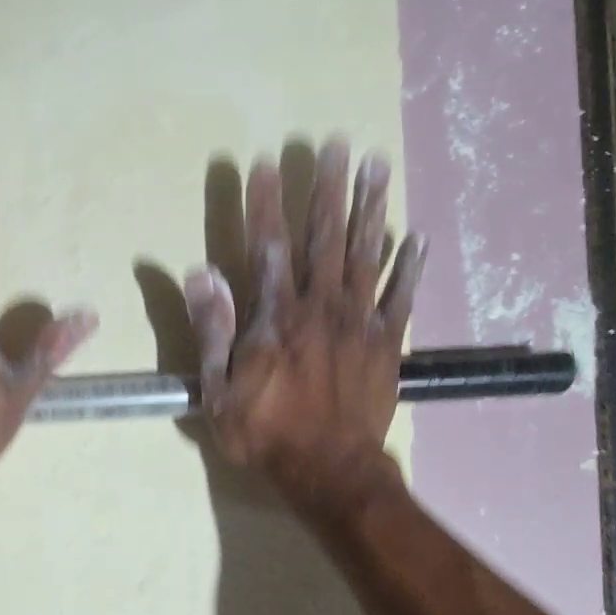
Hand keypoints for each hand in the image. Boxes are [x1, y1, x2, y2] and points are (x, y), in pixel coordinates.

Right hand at [184, 140, 426, 503]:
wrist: (328, 469)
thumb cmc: (265, 435)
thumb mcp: (218, 391)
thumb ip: (212, 330)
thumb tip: (200, 273)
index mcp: (275, 318)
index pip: (268, 248)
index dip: (264, 205)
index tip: (264, 164)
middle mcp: (320, 308)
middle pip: (324, 238)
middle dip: (327, 189)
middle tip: (335, 145)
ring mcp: (359, 322)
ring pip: (366, 254)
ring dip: (370, 207)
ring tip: (377, 165)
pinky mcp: (387, 343)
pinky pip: (401, 296)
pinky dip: (408, 265)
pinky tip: (414, 236)